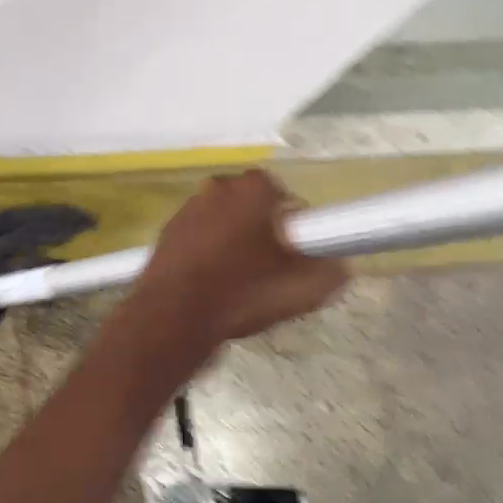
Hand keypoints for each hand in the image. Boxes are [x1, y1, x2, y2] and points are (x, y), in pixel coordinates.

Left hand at [119, 170, 347, 368]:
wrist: (173, 315)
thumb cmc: (243, 292)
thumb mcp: (306, 287)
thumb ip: (332, 269)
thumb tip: (336, 262)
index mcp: (251, 188)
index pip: (286, 198)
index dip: (296, 227)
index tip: (297, 255)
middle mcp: (216, 187)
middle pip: (252, 207)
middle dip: (264, 231)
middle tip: (272, 268)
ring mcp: (186, 208)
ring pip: (224, 221)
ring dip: (235, 242)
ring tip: (242, 281)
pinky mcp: (165, 232)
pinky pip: (199, 237)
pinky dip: (208, 252)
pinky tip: (214, 283)